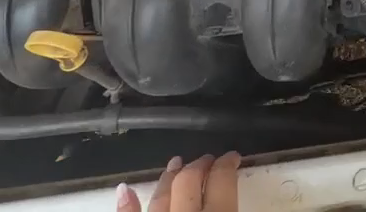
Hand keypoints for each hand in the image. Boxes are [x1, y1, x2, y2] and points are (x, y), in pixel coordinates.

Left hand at [117, 154, 239, 211]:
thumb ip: (237, 207)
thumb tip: (241, 200)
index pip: (223, 178)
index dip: (228, 162)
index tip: (233, 157)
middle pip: (189, 181)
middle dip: (199, 165)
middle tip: (209, 160)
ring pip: (160, 198)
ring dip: (168, 179)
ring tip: (175, 164)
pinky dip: (126, 205)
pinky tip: (124, 190)